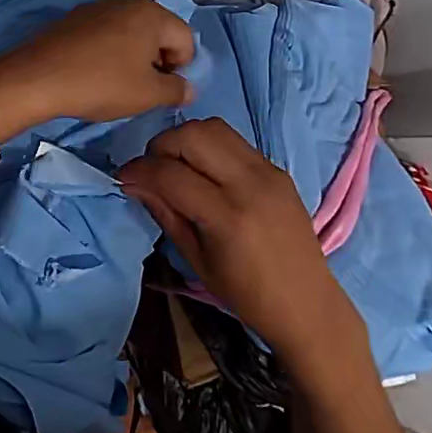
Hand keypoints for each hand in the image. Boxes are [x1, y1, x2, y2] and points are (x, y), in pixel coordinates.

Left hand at [0, 0, 195, 139]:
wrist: (37, 78)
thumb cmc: (101, 83)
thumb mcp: (147, 94)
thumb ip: (176, 90)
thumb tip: (187, 88)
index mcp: (151, 13)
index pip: (185, 38)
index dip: (182, 67)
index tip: (164, 90)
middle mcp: (125, 1)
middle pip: (157, 31)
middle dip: (157, 59)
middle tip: (143, 88)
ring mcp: (96, 6)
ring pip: (129, 31)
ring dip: (132, 55)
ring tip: (117, 83)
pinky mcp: (73, 18)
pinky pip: (104, 33)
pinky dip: (107, 51)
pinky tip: (94, 74)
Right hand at [118, 119, 361, 359]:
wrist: (308, 304)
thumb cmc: (247, 294)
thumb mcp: (196, 260)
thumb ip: (165, 214)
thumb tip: (134, 183)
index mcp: (228, 216)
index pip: (170, 174)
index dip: (139, 171)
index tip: (123, 178)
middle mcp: (250, 184)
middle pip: (192, 135)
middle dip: (161, 146)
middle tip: (151, 169)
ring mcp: (268, 171)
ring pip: (214, 127)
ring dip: (185, 139)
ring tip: (175, 164)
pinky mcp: (278, 168)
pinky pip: (234, 140)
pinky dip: (209, 146)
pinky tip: (203, 170)